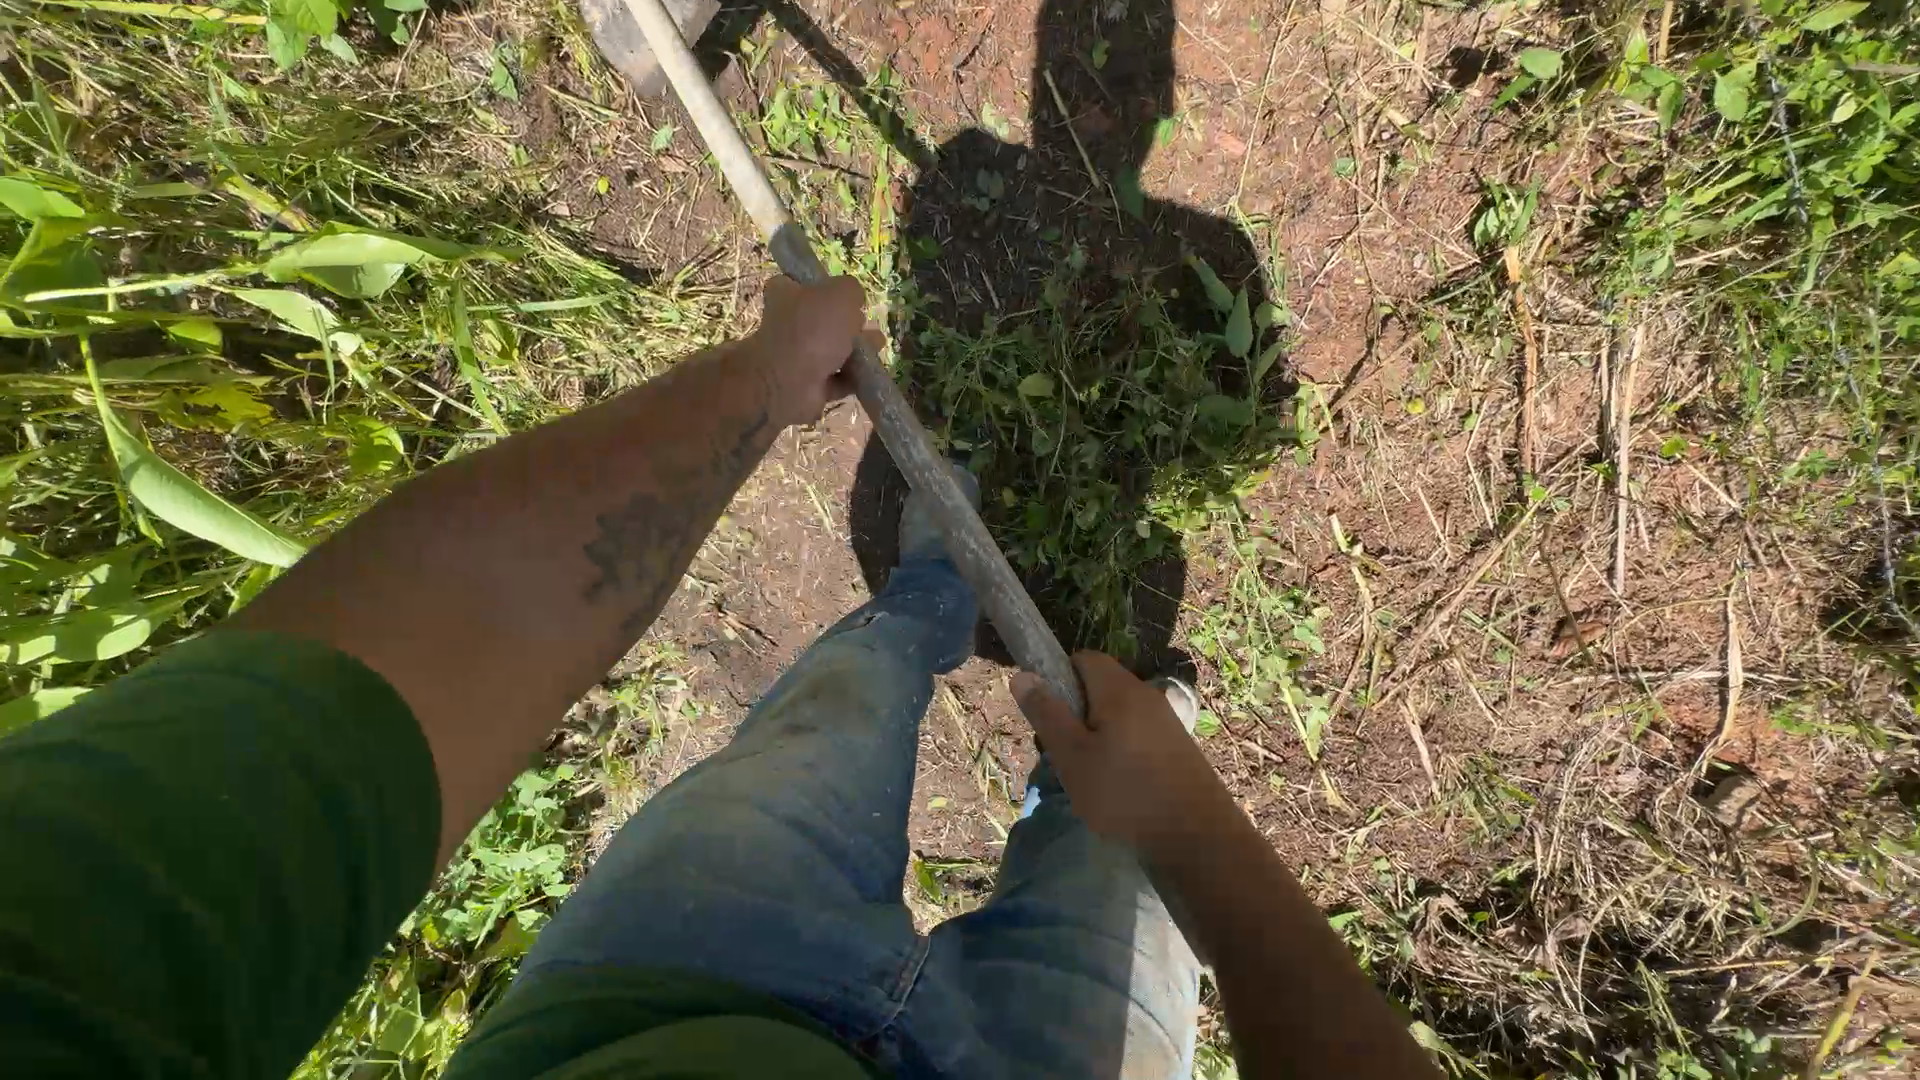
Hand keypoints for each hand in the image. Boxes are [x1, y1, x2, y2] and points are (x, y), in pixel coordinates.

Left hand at [745, 274, 875, 427]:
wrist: (791, 383)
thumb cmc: (813, 329)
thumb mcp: (840, 294)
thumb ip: (851, 289)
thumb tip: (854, 298)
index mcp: (785, 294)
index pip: (798, 282)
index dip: (822, 286)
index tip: (844, 295)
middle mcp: (786, 324)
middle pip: (822, 319)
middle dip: (849, 323)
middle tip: (868, 325)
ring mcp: (795, 357)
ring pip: (831, 350)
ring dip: (856, 350)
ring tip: (877, 348)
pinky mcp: (807, 385)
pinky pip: (836, 378)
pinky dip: (853, 376)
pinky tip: (870, 373)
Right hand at [1012, 652, 1239, 863]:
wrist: (1198, 838)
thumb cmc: (1124, 793)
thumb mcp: (1072, 756)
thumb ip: (1046, 713)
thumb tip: (1022, 674)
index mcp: (1119, 689)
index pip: (1084, 658)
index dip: (1060, 678)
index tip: (1050, 715)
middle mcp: (1146, 695)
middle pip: (1101, 686)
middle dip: (1077, 711)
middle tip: (1065, 751)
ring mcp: (1167, 721)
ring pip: (1119, 713)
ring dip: (1098, 734)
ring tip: (1089, 774)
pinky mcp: (1179, 747)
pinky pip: (1139, 733)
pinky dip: (1121, 749)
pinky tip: (1119, 785)